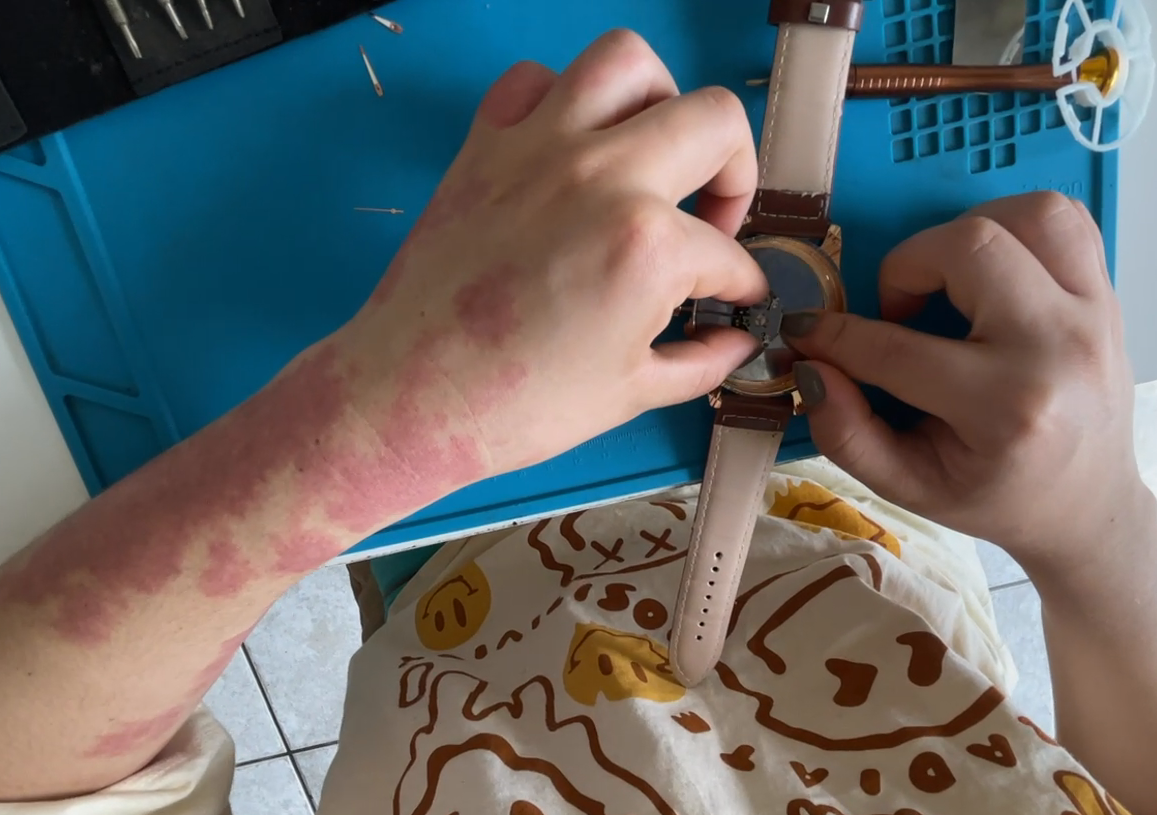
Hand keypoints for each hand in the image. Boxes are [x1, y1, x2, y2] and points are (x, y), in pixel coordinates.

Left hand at [329, 30, 765, 480]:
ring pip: (628, 62)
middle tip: (713, 224)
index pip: (727, 255)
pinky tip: (570, 152)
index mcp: (648, 245)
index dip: (743, 287)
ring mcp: (539, 148)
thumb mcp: (631, 395)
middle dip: (736, 176)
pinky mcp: (485, 146)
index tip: (737, 301)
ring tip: (654, 160)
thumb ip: (700, 361)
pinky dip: (563, 101)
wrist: (413, 399)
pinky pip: (534, 80)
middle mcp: (603, 175)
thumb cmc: (519, 408)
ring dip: (661, 103)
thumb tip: (737, 341)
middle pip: (714, 122)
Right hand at [781, 193, 1150, 578]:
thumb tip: (809, 368)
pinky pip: (1064, 221)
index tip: (805, 332)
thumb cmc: (992, 497)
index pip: (898, 350)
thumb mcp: (906, 486)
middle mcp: (1057, 347)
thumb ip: (847, 434)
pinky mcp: (1108, 294)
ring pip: (1028, 214)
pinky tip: (984, 271)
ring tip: (940, 282)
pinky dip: (1012, 227)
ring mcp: (1094, 312)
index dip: (835, 336)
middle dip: (906, 267)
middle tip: (892, 311)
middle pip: (971, 247)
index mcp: (1005, 408)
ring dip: (964, 235)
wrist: (1083, 504)